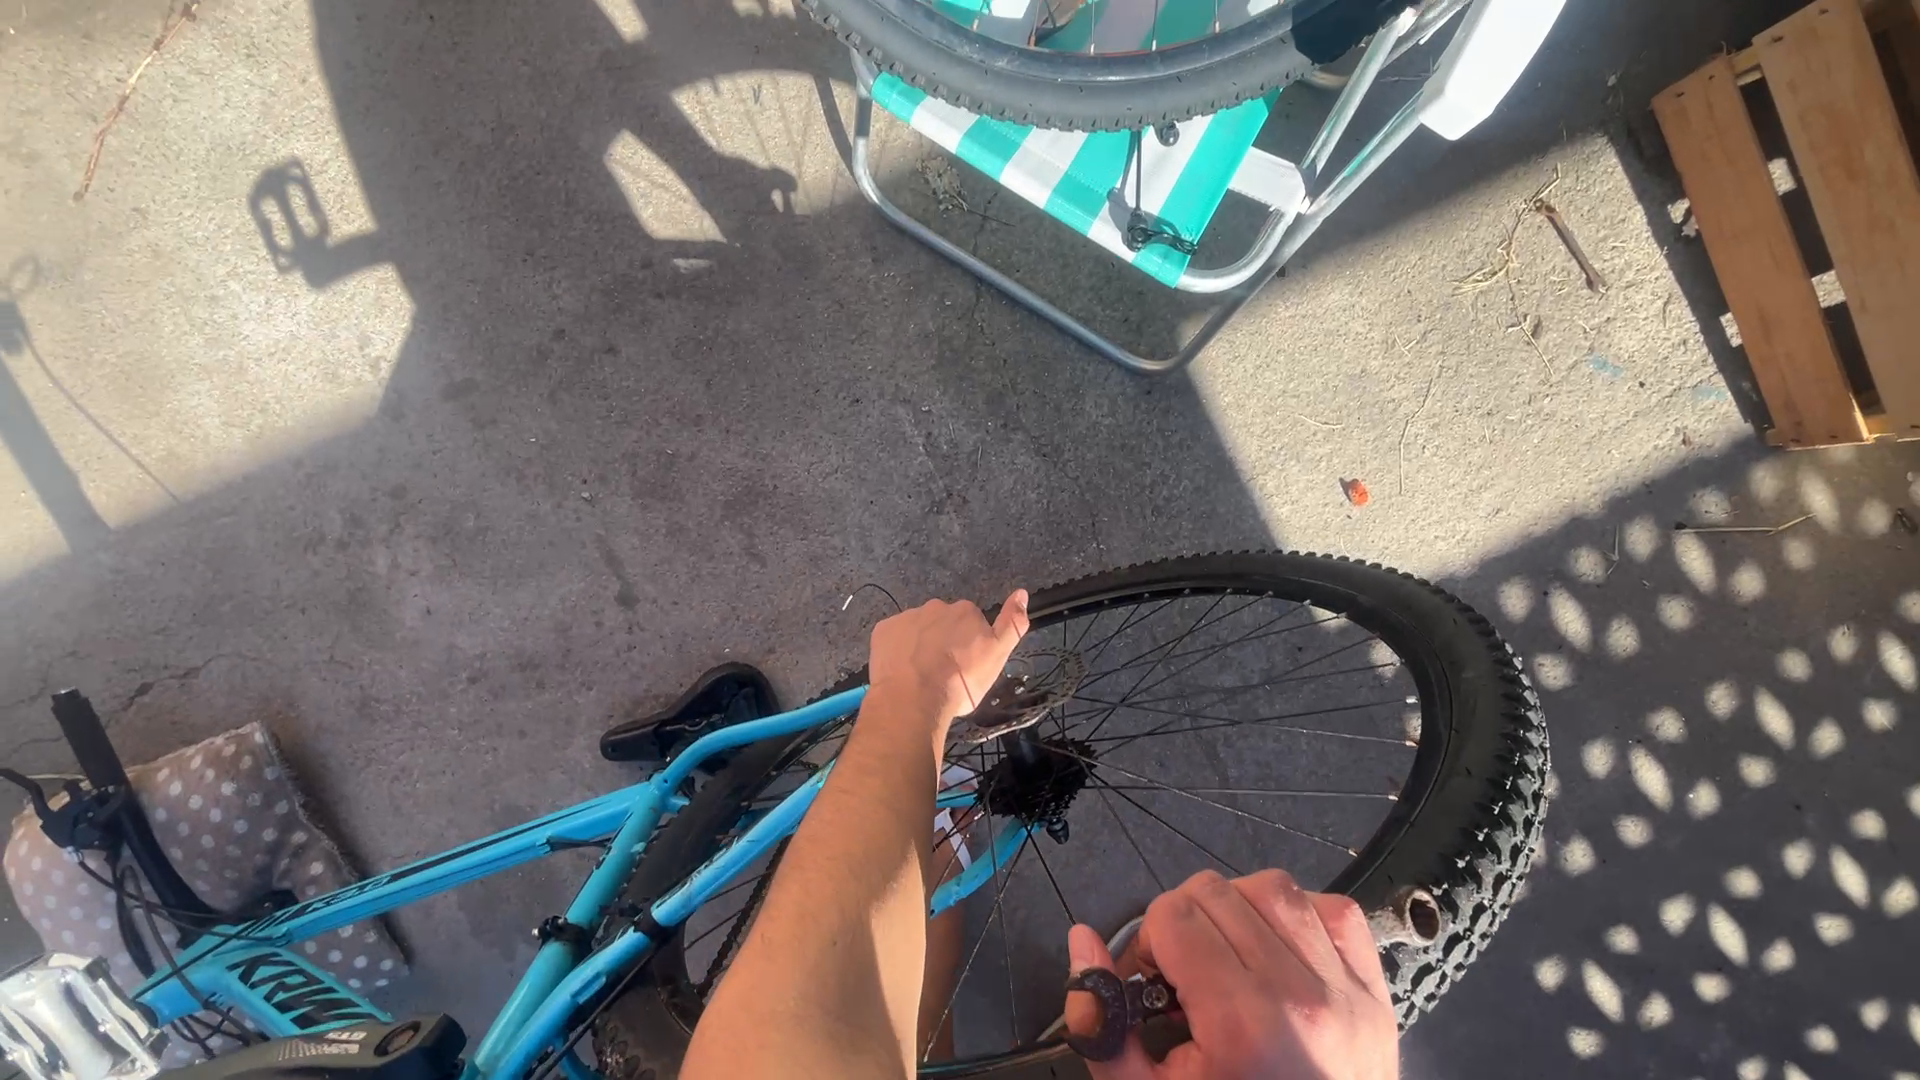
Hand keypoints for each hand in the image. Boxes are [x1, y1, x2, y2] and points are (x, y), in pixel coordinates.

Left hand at [867, 590, 1029, 724]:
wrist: (914, 698)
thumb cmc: (961, 680)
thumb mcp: (997, 655)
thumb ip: (1012, 623)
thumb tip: (1022, 593)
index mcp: (965, 611)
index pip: (971, 622)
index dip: (970, 643)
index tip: (967, 663)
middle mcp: (936, 606)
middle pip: (943, 623)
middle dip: (944, 641)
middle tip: (945, 670)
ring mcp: (906, 617)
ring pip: (918, 629)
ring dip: (921, 645)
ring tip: (922, 674)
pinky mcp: (883, 630)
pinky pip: (894, 637)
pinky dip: (898, 649)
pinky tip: (902, 670)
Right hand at [1066, 870, 1397, 1079]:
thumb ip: (1101, 1022)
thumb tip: (1083, 939)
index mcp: (1242, 1024)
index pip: (1173, 915)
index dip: (1149, 941)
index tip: (1155, 982)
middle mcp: (1300, 995)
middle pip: (1216, 891)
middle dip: (1185, 922)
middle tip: (1186, 973)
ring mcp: (1348, 992)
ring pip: (1272, 887)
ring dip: (1237, 909)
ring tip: (1230, 956)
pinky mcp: (1377, 995)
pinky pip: (1334, 910)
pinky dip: (1300, 916)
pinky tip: (1280, 952)